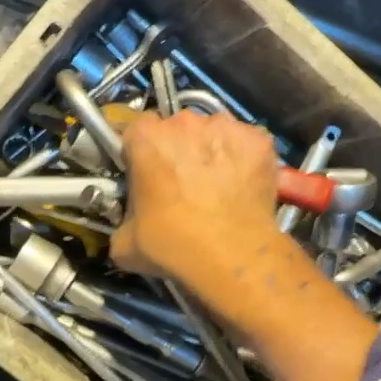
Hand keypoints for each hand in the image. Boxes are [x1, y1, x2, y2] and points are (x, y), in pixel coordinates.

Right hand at [110, 112, 281, 287]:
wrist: (232, 257)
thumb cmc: (172, 245)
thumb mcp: (124, 243)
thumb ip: (122, 220)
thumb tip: (129, 224)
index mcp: (146, 139)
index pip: (136, 132)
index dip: (141, 153)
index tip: (146, 174)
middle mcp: (184, 122)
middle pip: (177, 128)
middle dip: (178, 150)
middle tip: (183, 184)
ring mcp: (225, 127)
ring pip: (213, 132)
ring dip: (211, 151)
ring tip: (217, 186)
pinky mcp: (259, 140)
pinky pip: (246, 144)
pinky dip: (244, 158)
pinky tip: (243, 185)